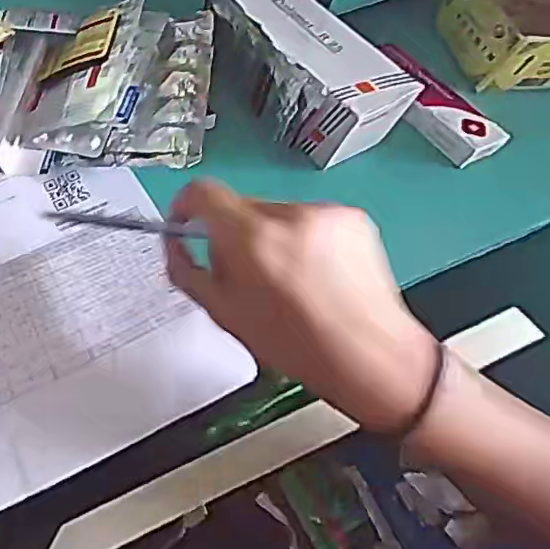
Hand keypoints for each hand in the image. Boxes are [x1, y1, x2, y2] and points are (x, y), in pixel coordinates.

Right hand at [163, 179, 439, 432]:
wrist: (373, 357)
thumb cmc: (301, 347)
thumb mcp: (225, 314)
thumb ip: (188, 270)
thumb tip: (176, 244)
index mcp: (252, 239)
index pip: (202, 191)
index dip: (186, 205)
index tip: (187, 220)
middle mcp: (289, 216)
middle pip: (239, 206)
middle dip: (233, 233)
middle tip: (245, 272)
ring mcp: (324, 214)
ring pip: (275, 213)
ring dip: (270, 237)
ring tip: (288, 280)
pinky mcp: (350, 218)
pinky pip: (308, 218)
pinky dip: (303, 239)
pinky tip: (313, 274)